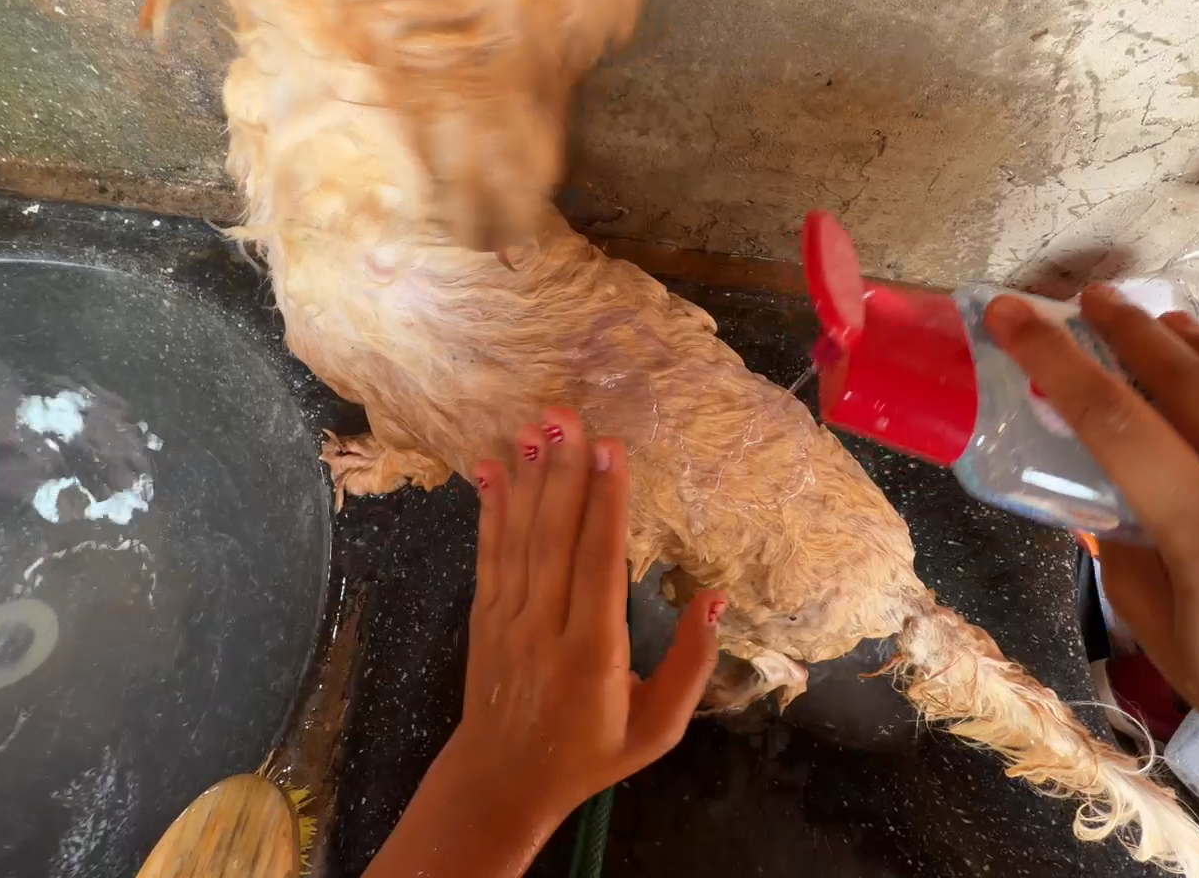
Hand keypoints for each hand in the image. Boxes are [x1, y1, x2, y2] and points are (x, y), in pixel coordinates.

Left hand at [366, 408, 724, 877]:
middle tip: (566, 416)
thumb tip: (714, 596)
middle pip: (555, 539)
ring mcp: (507, 617)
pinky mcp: (484, 614)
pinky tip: (491, 469)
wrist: (503, 780)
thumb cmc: (592, 750)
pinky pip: (489, 554)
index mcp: (593, 653)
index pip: (599, 564)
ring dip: (526, 479)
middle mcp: (545, 626)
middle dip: (563, 472)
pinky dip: (490, 508)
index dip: (605, 504)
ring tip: (532, 428)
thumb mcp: (659, 728)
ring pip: (519, 538)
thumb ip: (692, 664)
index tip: (610, 450)